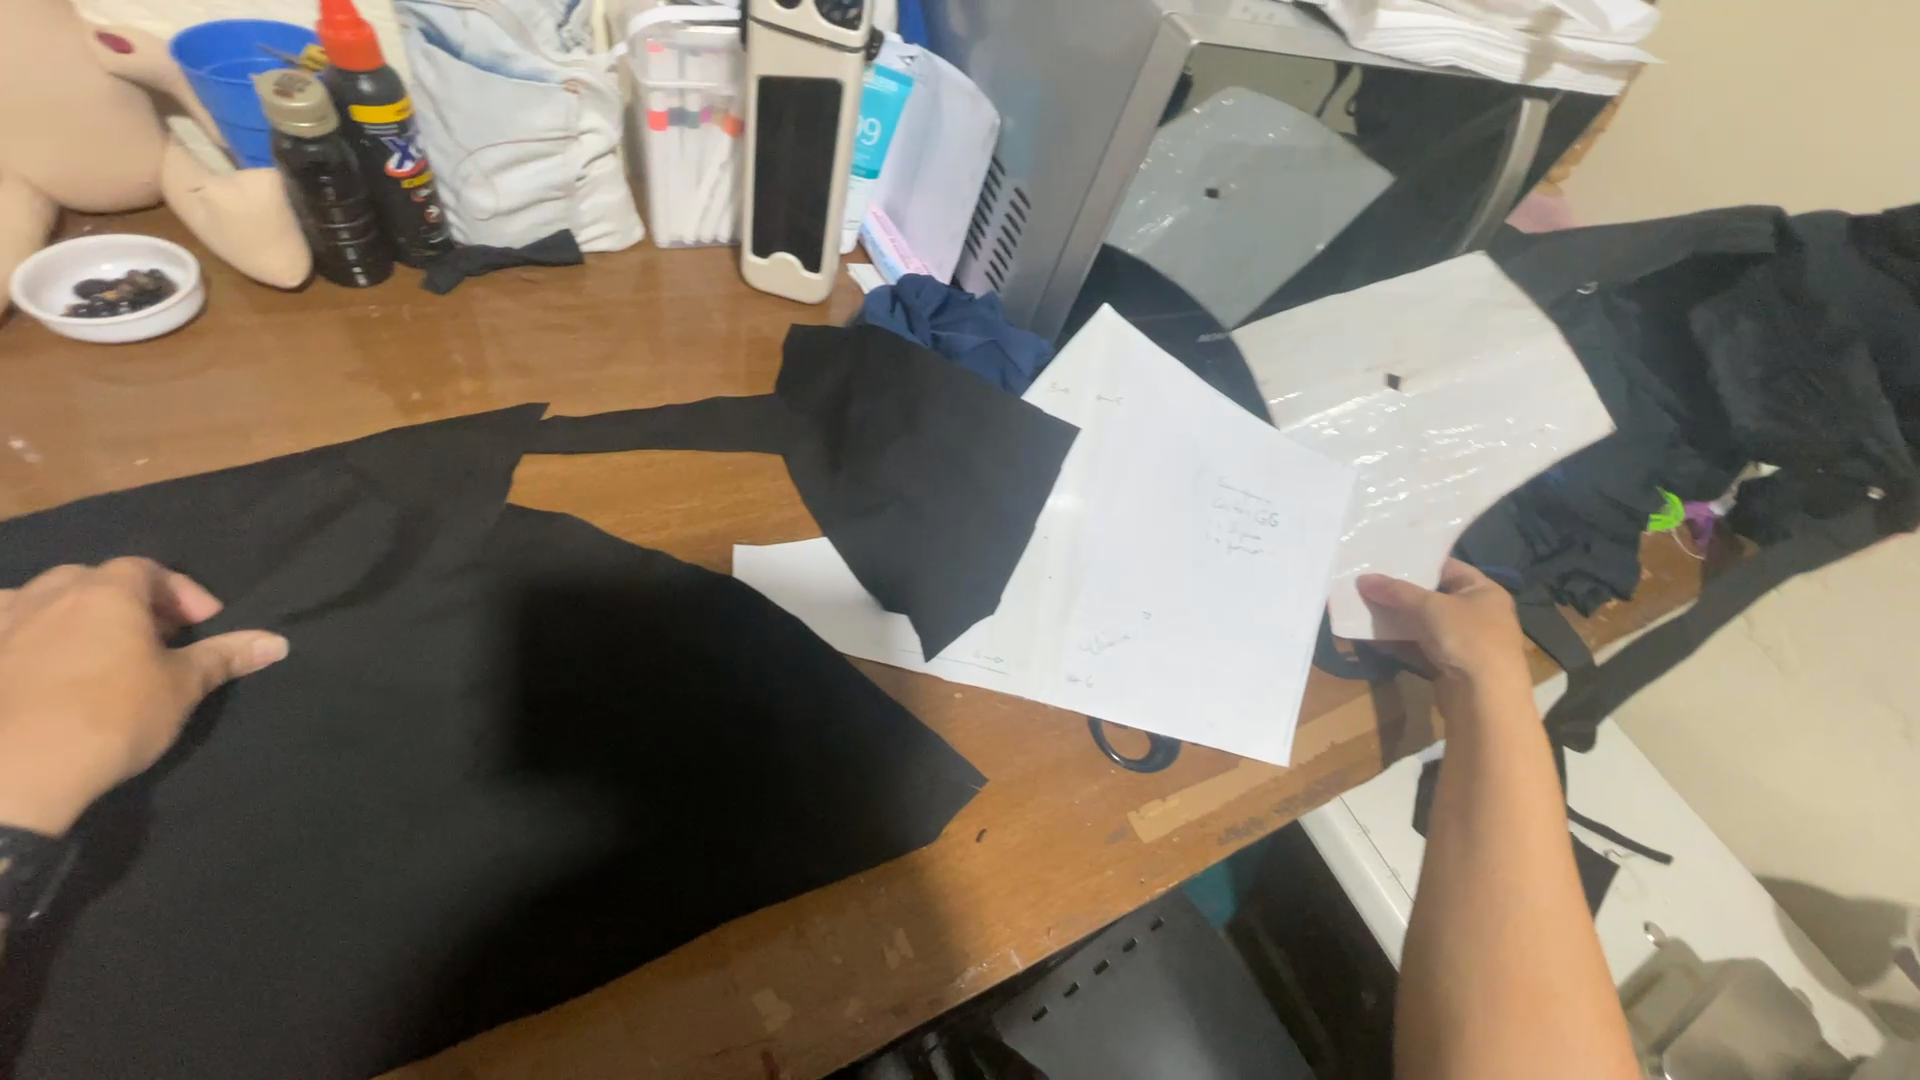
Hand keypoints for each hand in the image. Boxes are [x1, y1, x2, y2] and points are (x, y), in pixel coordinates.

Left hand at [0, 558, 287, 836]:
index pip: (146, 569)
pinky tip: (32, 665)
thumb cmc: (113, 716)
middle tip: (151, 635)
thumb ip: (226, 656)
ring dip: (63, 612)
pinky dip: (17, 639)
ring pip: (30, 600)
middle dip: (124, 598)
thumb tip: (278, 641)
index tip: (202, 625)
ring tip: (88, 646)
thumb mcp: (185, 685)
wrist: (16, 772)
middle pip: (87, 578)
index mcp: (103, 596)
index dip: (180, 591)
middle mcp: (43, 599)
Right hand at [1356, 559, 1528, 694]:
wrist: (1486, 697)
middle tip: (1367, 583)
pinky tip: (1373, 636)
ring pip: (1423, 621)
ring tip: (1364, 607)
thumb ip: (1395, 591)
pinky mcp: (1449, 661)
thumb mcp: (1430, 607)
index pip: (1447, 567)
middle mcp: (1477, 612)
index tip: (1385, 560)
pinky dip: (1399, 639)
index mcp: (1484, 591)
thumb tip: (1363, 579)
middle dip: (1399, 592)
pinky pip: (1419, 643)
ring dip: (1396, 617)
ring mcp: (1463, 639)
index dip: (1417, 563)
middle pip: (1432, 595)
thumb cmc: (1467, 639)